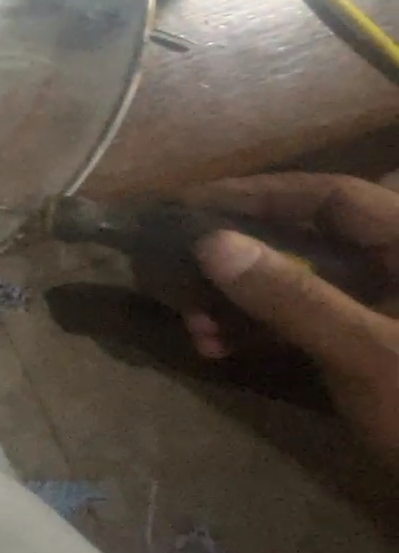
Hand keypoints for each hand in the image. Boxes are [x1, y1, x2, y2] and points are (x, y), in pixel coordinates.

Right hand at [186, 173, 398, 468]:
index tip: (185, 206)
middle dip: (234, 259)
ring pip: (301, 285)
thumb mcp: (371, 359)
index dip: (257, 194)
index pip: (335, 197)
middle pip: (309, 241)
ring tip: (192, 329)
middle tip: (175, 272)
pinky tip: (217, 350)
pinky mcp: (382, 353)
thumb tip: (208, 241)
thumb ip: (292, 297)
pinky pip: (309, 321)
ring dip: (235, 302)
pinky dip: (259, 330)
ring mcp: (395, 317)